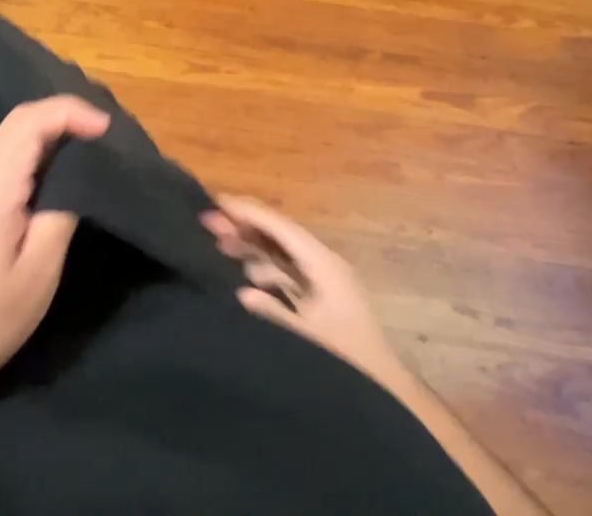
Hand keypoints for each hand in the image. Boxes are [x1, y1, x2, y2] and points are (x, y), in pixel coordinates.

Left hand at [0, 96, 110, 406]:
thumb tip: (75, 175)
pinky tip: (33, 204)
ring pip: (2, 152)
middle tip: (101, 158)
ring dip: (39, 160)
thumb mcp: (38, 274)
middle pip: (15, 133)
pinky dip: (16, 175)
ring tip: (74, 186)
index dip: (70, 112)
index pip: (28, 121)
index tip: (107, 130)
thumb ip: (61, 212)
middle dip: (62, 137)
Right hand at [202, 196, 407, 389]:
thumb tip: (242, 291)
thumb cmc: (349, 360)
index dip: (249, 213)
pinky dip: (263, 268)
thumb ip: (274, 313)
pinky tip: (244, 276)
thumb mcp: (309, 338)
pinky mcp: (320, 299)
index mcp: (324, 265)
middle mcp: (324, 264)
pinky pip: (287, 273)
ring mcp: (323, 281)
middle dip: (245, 226)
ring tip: (218, 244)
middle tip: (207, 221)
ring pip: (282, 254)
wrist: (385, 389)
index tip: (216, 202)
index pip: (281, 228)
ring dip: (252, 247)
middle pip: (279, 236)